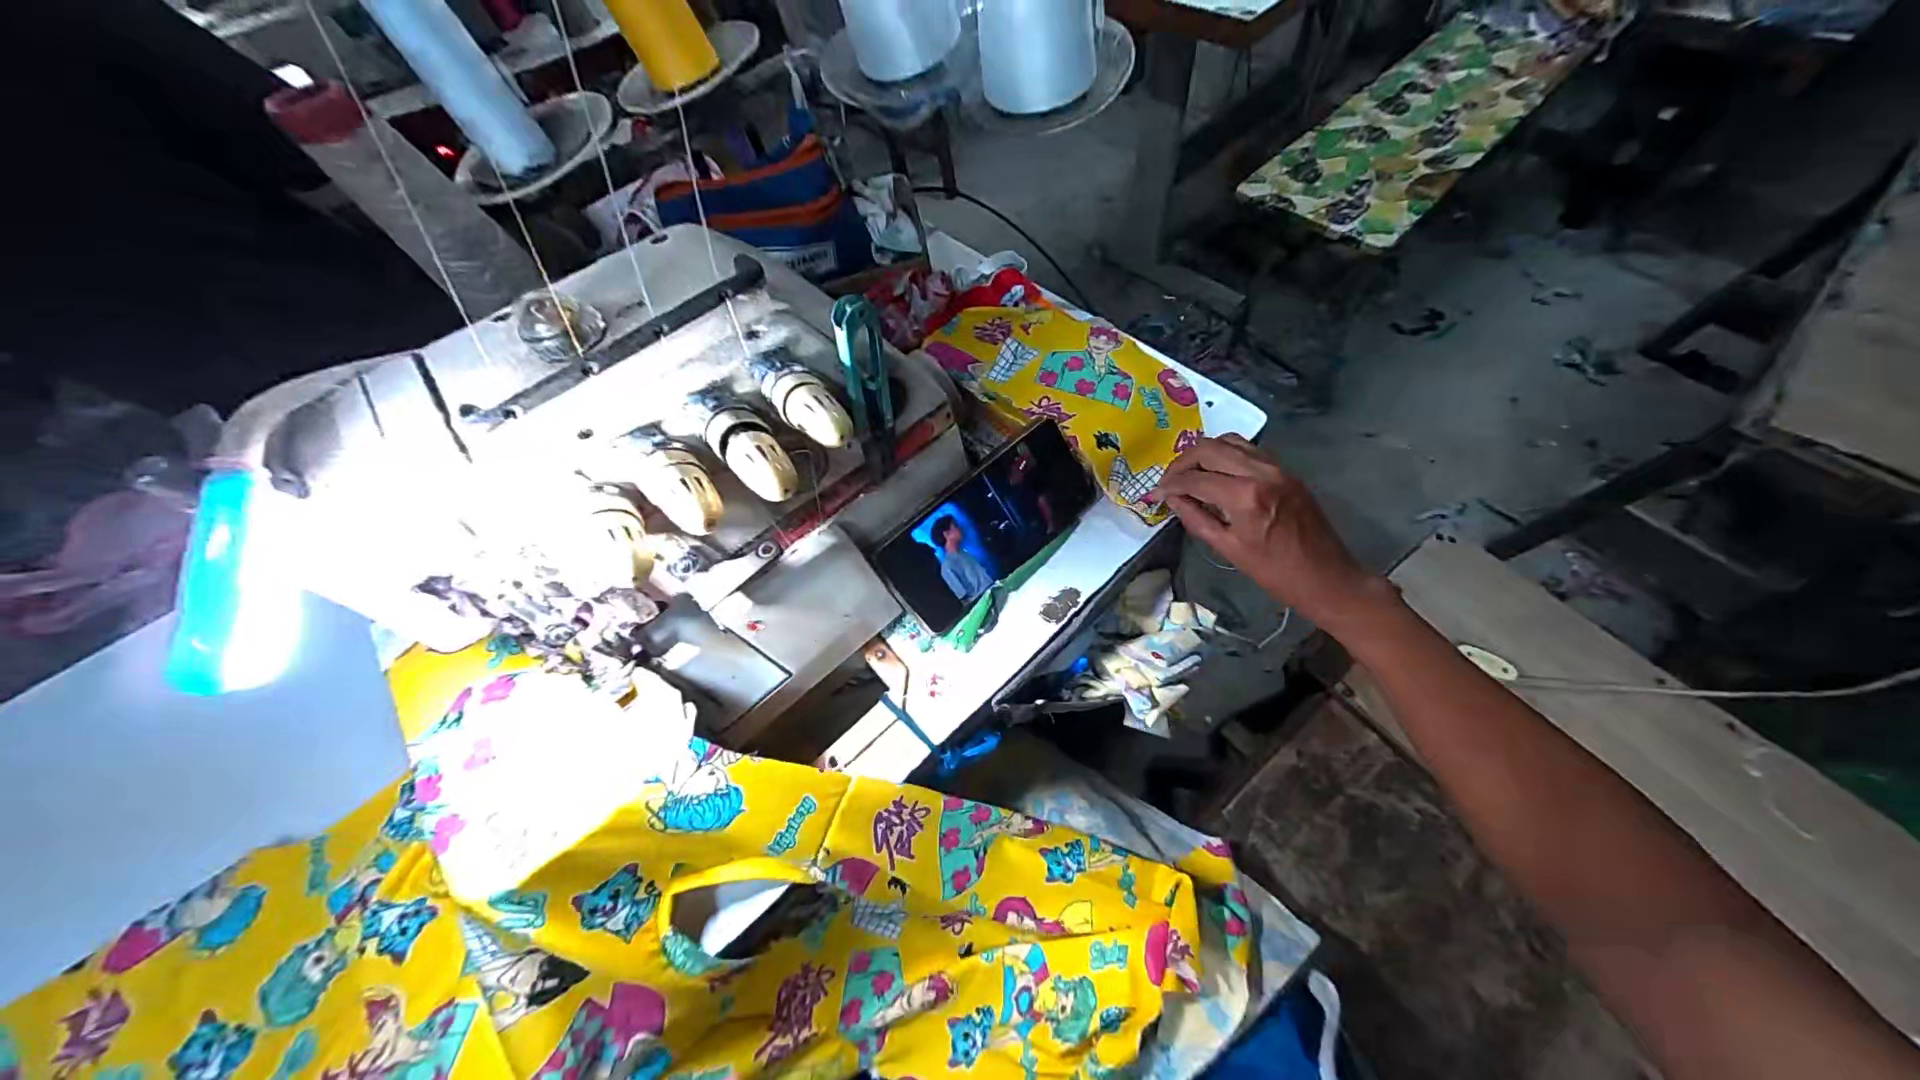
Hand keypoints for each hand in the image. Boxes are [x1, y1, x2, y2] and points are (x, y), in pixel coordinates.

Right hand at [1155, 435, 1394, 631]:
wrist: (1328, 577)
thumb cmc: (1275, 573)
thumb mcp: (1227, 549)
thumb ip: (1195, 517)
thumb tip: (1171, 498)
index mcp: (1245, 496)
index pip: (1194, 478)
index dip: (1169, 485)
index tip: (1154, 493)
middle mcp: (1261, 472)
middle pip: (1208, 448)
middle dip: (1181, 463)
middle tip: (1168, 482)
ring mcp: (1277, 467)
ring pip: (1229, 441)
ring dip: (1203, 454)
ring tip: (1189, 475)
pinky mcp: (1286, 470)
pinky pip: (1248, 450)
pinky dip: (1225, 455)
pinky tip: (1216, 475)